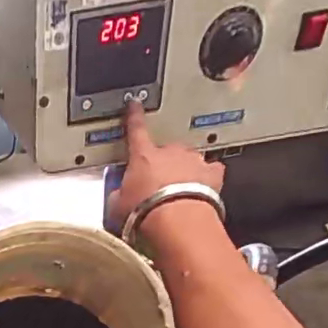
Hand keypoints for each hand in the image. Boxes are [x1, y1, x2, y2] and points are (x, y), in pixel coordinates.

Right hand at [104, 102, 224, 236]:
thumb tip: (116, 195)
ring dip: (183, 171)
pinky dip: (207, 178)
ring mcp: (192, 161)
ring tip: (179, 192)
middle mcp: (170, 153)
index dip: (134, 116)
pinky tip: (203, 188)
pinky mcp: (211, 175)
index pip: (136, 130)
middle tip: (157, 184)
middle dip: (162, 164)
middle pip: (166, 150)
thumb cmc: (145, 212)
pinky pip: (211, 171)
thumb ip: (117, 195)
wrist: (176, 221)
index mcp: (143, 156)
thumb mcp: (117, 206)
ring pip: (188, 159)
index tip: (135, 105)